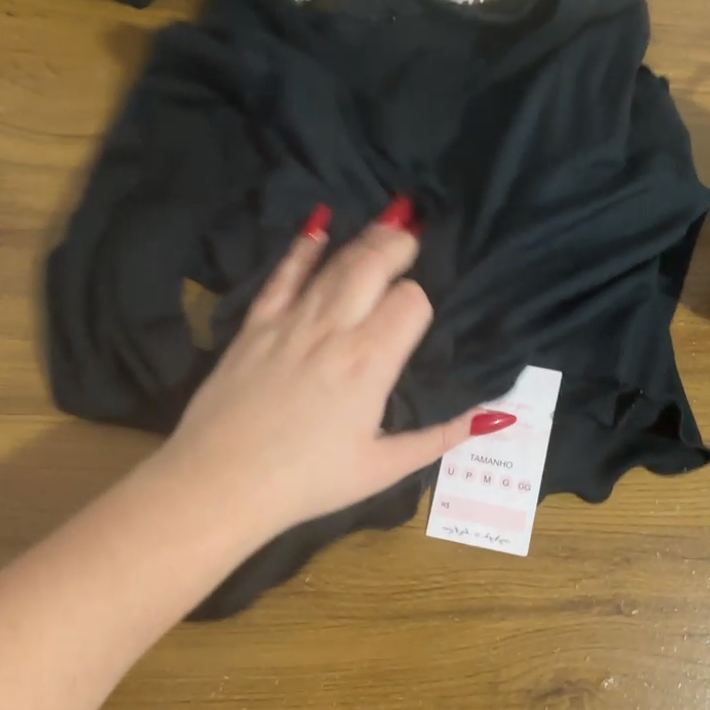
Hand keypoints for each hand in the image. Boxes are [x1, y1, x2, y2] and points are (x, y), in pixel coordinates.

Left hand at [148, 200, 509, 535]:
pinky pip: (283, 274)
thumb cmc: (307, 481)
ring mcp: (290, 321)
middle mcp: (333, 329)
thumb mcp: (382, 468)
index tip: (420, 318)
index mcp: (369, 363)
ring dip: (364, 241)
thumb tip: (490, 417)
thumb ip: (438, 437)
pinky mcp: (255, 325)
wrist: (218, 482)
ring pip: (334, 263)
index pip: (411, 301)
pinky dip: (303, 249)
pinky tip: (319, 228)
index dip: (422, 301)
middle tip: (414, 240)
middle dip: (399, 246)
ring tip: (386, 227)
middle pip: (373, 264)